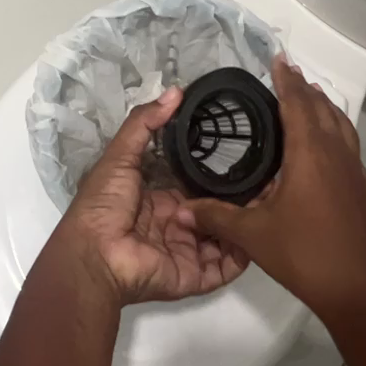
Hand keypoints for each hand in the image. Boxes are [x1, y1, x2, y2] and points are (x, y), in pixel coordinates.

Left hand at [47, 86, 249, 305]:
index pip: (194, 181)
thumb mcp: (120, 155)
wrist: (94, 256)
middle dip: (237, 197)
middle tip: (267, 176)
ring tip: (271, 200)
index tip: (243, 150)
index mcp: (158, 197)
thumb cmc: (104, 204)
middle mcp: (175, 223)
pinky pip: (224, 268)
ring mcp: (186, 250)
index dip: (215, 169)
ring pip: (224, 236)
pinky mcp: (193, 275)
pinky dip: (241, 255)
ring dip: (243, 221)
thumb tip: (176, 90)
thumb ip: (145, 123)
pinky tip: (259, 233)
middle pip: (213, 209)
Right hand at [177, 56, 365, 323]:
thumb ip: (217, 217)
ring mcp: (353, 170)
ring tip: (309, 97)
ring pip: (340, 124)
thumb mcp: (254, 236)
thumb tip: (181, 210)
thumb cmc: (305, 255)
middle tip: (287, 74)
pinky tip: (325, 143)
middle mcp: (335, 153)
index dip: (287, 81)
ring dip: (324, 106)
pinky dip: (335, 128)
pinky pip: (348, 143)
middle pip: (321, 108)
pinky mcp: (361, 187)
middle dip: (304, 88)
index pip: (297, 104)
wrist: (360, 291)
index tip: (278, 60)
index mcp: (309, 154)